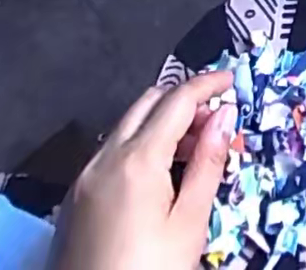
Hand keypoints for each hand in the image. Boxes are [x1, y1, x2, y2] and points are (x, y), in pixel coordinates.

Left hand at [49, 71, 237, 269]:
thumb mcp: (190, 224)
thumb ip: (209, 161)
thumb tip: (225, 114)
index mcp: (137, 160)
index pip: (178, 99)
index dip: (208, 84)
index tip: (232, 81)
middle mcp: (104, 159)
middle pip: (149, 101)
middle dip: (185, 100)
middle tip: (215, 121)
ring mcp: (84, 181)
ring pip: (129, 124)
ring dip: (163, 121)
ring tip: (194, 151)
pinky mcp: (74, 202)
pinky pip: (113, 151)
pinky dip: (142, 144)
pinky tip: (162, 175)